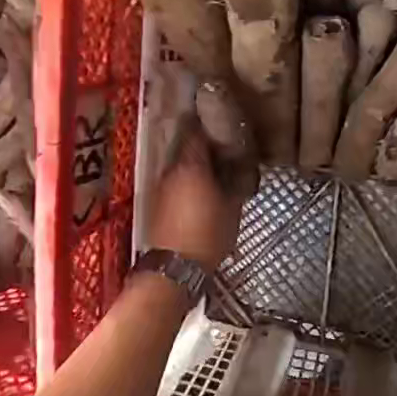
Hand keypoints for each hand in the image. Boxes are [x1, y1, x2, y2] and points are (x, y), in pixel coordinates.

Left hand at [146, 128, 245, 267]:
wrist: (174, 268)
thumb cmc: (207, 235)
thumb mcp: (232, 209)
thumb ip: (236, 182)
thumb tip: (239, 168)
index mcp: (191, 166)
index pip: (198, 133)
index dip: (211, 127)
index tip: (225, 127)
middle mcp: (172, 171)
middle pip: (187, 149)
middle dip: (205, 148)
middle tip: (224, 151)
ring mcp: (161, 187)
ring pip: (180, 167)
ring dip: (195, 167)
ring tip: (216, 173)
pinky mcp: (157, 204)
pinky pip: (175, 184)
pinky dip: (187, 183)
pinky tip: (201, 193)